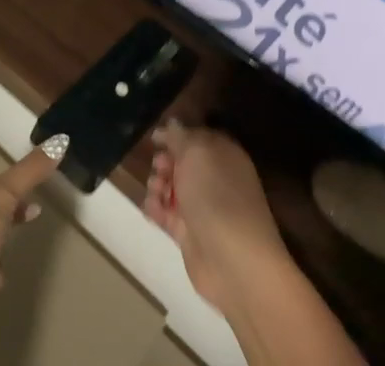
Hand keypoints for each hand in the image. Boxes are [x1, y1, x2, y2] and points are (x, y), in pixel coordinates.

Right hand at [142, 121, 283, 313]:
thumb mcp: (196, 153)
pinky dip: (156, 209)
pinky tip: (152, 210)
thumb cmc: (216, 196)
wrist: (232, 260)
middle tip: (158, 167)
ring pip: (172, 188)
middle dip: (164, 162)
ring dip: (157, 185)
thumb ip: (180, 136)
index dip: (176, 136)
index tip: (155, 138)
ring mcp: (203, 208)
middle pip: (182, 163)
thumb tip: (172, 124)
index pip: (198, 138)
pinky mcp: (190, 233)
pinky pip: (167, 214)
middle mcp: (215, 179)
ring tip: (156, 191)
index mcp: (224, 156)